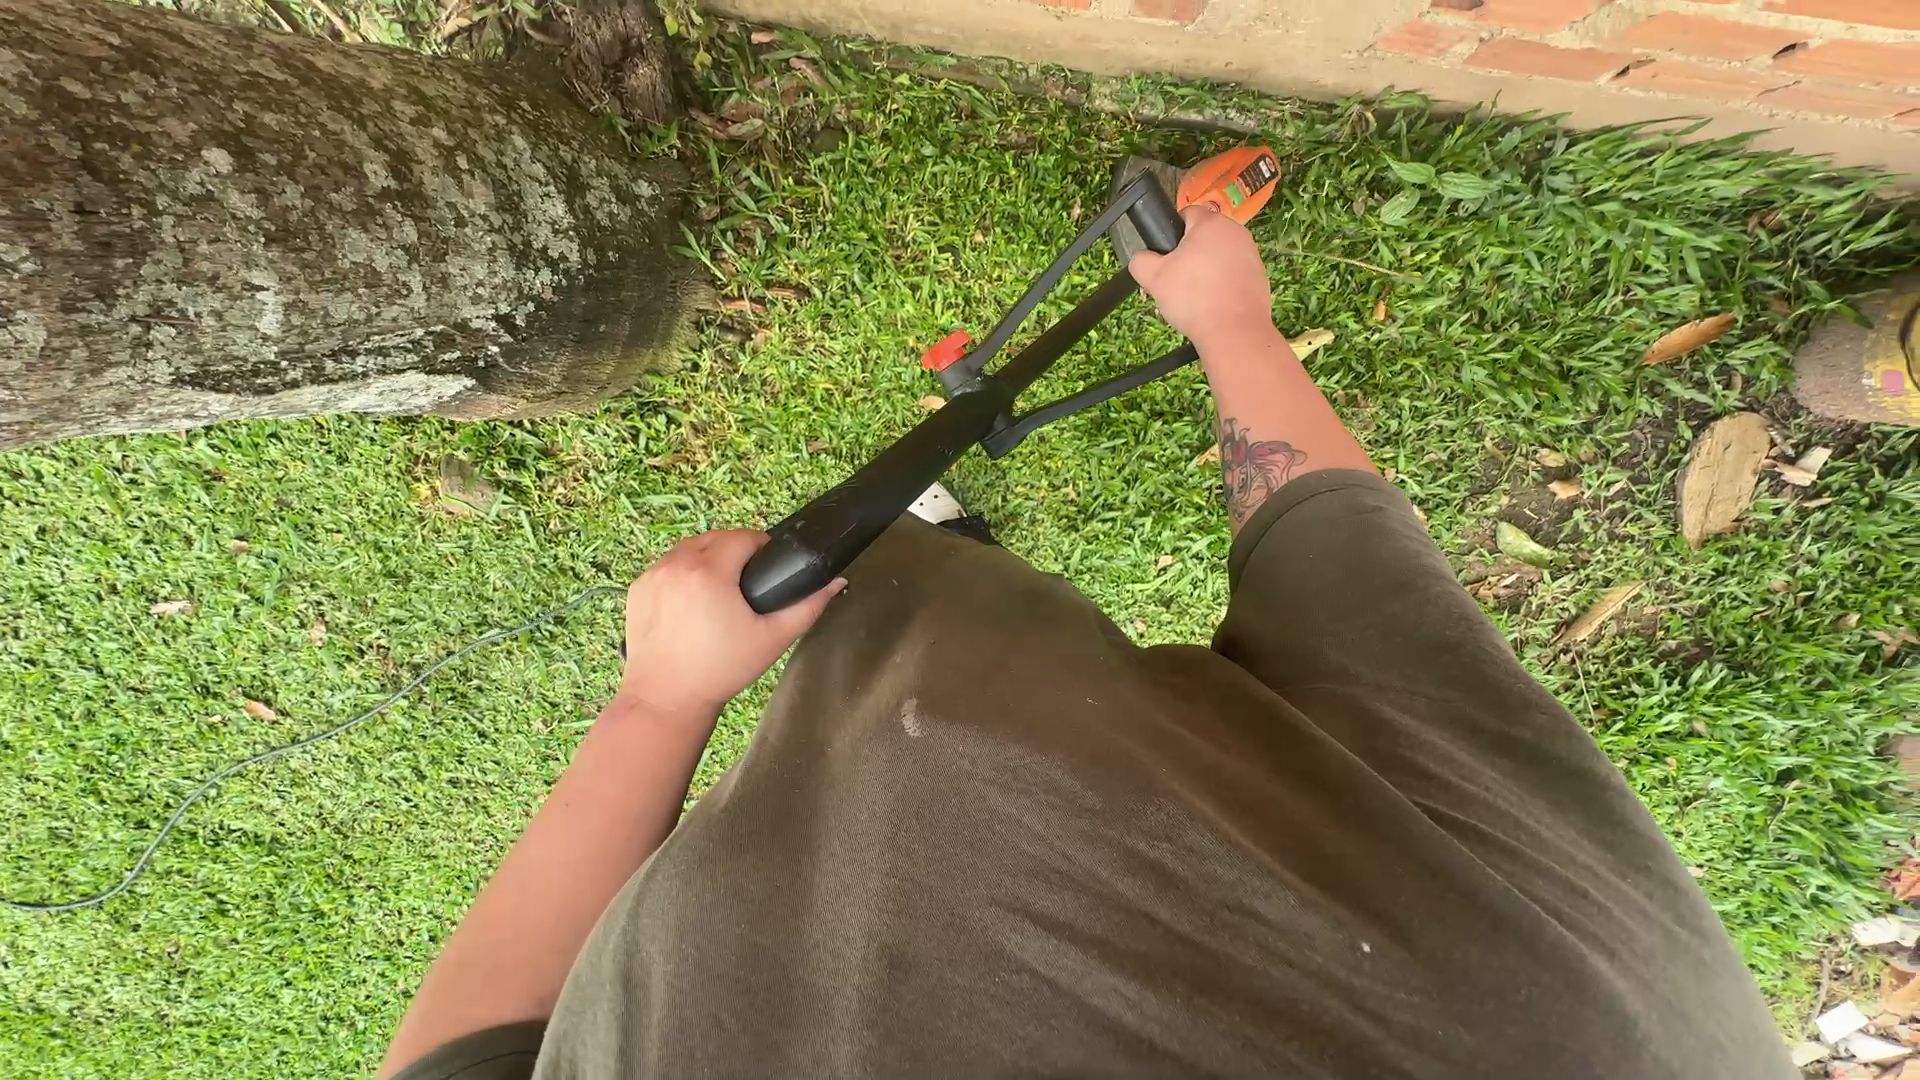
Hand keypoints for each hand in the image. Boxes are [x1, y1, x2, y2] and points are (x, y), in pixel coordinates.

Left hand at [618, 530, 845, 720]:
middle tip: (750, 582)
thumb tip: (836, 582)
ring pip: (689, 548)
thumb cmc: (722, 669)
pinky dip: (684, 573)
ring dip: (709, 558)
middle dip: (736, 551)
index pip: (743, 537)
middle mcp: (676, 565)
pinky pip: (668, 566)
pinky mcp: (638, 588)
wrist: (667, 698)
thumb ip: (808, 606)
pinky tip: (696, 599)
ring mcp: (652, 575)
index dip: (762, 548)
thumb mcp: (773, 639)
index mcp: (709, 572)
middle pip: (716, 537)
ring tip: (723, 587)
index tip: (770, 568)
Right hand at [1128, 206, 1272, 350]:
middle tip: (1177, 282)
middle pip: (1203, 237)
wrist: (1233, 330)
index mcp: (1210, 223)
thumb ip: (1141, 261)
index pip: (1186, 213)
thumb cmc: (1192, 298)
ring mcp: (1251, 252)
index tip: (1167, 259)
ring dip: (1205, 270)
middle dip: (1189, 255)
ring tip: (1194, 297)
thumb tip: (1142, 258)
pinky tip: (1212, 304)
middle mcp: (1235, 231)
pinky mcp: (1259, 274)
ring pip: (1218, 256)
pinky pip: (1232, 273)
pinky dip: (1221, 284)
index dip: (1172, 235)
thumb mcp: (1153, 278)